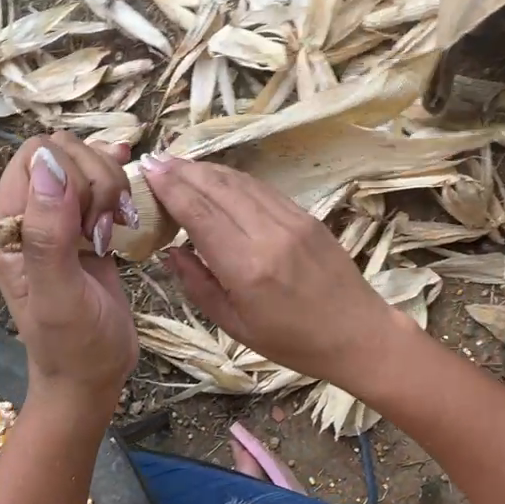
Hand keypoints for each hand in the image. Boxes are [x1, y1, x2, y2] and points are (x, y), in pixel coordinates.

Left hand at [0, 135, 136, 413]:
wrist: (90, 378)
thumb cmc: (74, 346)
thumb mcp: (60, 295)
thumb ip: (48, 233)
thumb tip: (50, 164)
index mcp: (5, 226)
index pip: (36, 156)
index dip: (73, 176)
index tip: (92, 226)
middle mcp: (26, 216)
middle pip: (63, 152)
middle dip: (96, 179)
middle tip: (104, 230)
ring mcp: (55, 221)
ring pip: (84, 163)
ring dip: (110, 186)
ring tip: (114, 229)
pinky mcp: (83, 229)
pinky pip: (98, 184)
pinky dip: (117, 185)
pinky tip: (128, 197)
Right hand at [139, 155, 418, 390]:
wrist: (356, 334)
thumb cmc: (292, 342)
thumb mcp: (235, 326)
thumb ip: (199, 286)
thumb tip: (171, 252)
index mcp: (246, 268)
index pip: (199, 214)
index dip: (170, 188)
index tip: (147, 171)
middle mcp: (268, 235)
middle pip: (216, 189)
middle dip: (182, 171)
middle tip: (154, 161)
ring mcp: (291, 221)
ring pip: (239, 182)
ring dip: (206, 169)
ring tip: (179, 164)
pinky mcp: (306, 216)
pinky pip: (262, 189)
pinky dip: (234, 179)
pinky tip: (217, 178)